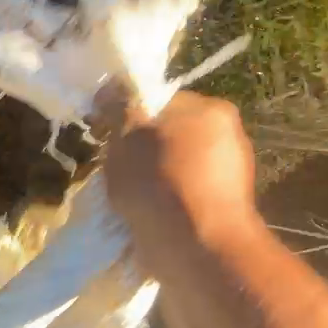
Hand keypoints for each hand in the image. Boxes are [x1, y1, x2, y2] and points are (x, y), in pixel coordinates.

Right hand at [102, 90, 262, 279]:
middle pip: (164, 129)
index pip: (156, 99)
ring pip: (169, 159)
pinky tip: (142, 207)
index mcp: (209, 109)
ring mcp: (227, 168)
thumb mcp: (128, 137)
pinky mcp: (219, 199)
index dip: (124, 114)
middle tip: (110, 164)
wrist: (196, 240)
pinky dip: (158, 193)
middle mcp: (226, 132)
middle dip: (134, 145)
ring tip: (124, 191)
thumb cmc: (159, 181)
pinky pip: (178, 186)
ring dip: (144, 171)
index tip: (100, 132)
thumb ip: (120, 108)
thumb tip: (110, 87)